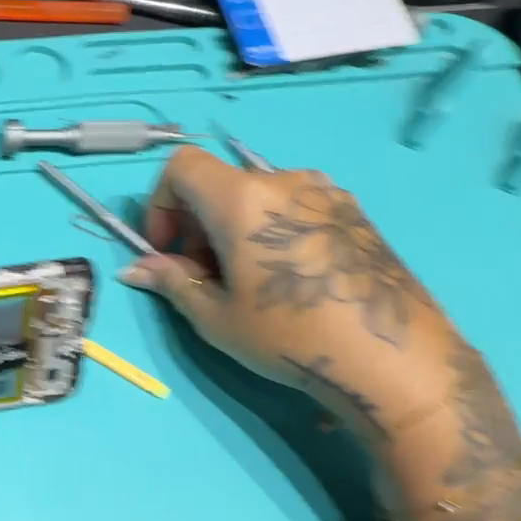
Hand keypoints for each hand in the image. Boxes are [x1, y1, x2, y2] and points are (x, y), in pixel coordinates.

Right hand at [120, 147, 462, 434]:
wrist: (388, 354)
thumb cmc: (287, 335)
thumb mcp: (215, 317)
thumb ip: (172, 281)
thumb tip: (133, 269)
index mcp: (242, 200)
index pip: (181, 167)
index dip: (161, 205)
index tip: (167, 251)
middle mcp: (283, 181)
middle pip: (219, 182)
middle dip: (196, 223)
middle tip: (203, 277)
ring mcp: (324, 191)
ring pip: (257, 196)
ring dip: (233, 228)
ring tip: (246, 281)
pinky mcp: (352, 210)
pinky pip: (292, 206)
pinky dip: (270, 230)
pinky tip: (286, 278)